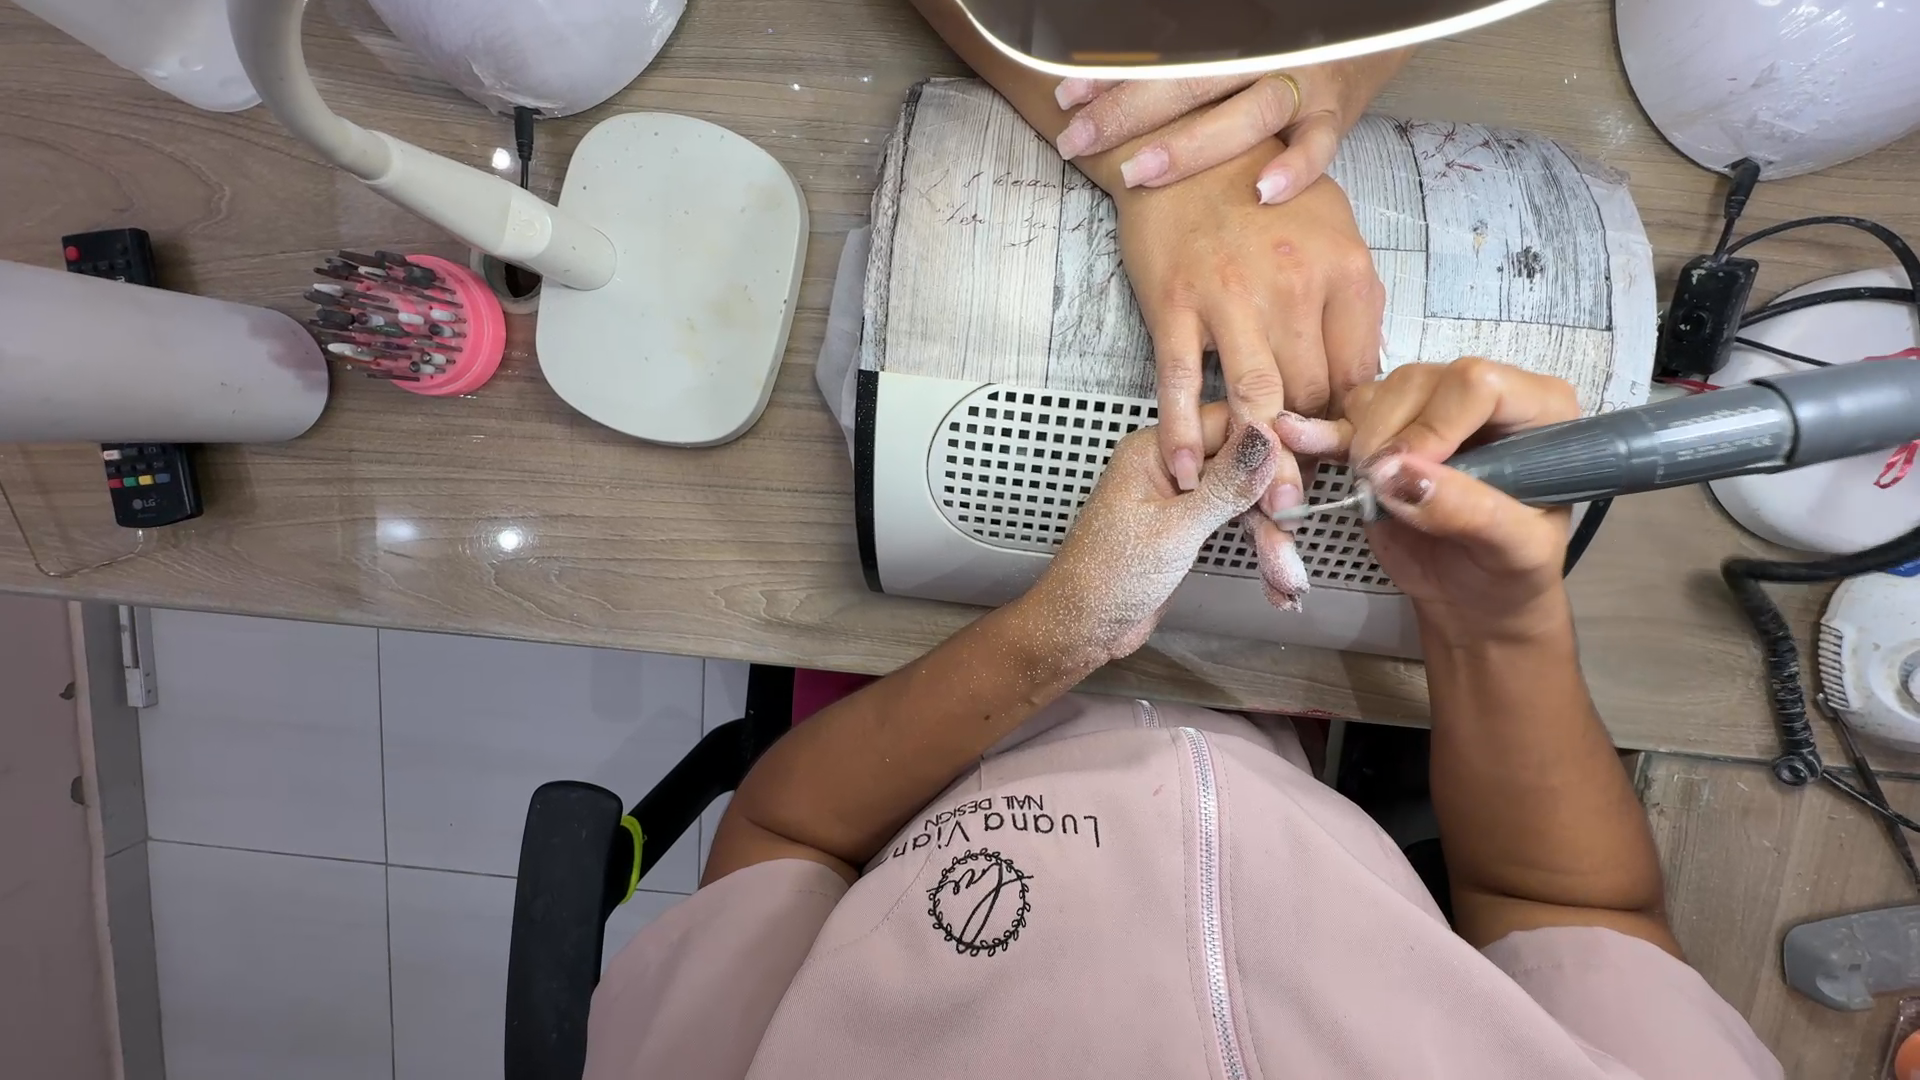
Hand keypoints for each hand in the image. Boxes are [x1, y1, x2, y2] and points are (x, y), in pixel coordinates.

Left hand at [1030, 417, 1282, 660]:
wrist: (1082, 628)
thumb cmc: (1109, 576)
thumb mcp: (1174, 530)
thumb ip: (1225, 486)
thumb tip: (1266, 436)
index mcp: (1153, 450)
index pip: (1226, 424)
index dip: (1266, 448)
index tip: (1294, 482)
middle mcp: (1167, 465)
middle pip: (1240, 464)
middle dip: (1269, 504)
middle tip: (1289, 534)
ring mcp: (1178, 497)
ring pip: (1242, 500)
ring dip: (1267, 538)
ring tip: (1287, 577)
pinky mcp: (1187, 528)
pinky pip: (1233, 525)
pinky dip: (1255, 552)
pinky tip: (1278, 583)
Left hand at [1054, 51, 1411, 204]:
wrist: (1356, 35)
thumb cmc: (1263, 56)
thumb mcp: (1218, 48)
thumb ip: (1170, 66)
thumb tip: (1091, 89)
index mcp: (1230, 32)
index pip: (1163, 51)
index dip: (1112, 75)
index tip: (1066, 100)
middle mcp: (1263, 52)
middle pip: (1193, 79)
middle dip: (1128, 113)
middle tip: (1077, 141)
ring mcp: (1301, 83)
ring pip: (1247, 112)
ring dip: (1192, 146)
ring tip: (1140, 173)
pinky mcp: (1332, 117)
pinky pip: (1318, 145)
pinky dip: (1296, 168)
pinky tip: (1262, 192)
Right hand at [1115, 158, 1382, 495]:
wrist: (1187, 152)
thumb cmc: (1261, 194)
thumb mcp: (1330, 232)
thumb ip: (1348, 305)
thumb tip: (1358, 380)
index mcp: (1342, 271)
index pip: (1355, 373)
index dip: (1348, 428)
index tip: (1339, 465)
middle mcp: (1292, 288)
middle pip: (1309, 393)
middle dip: (1309, 455)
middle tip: (1306, 505)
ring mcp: (1228, 300)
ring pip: (1255, 397)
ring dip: (1262, 461)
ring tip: (1267, 511)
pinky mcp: (1175, 309)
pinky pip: (1181, 382)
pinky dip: (1182, 432)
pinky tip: (1184, 471)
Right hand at [1273, 357, 1580, 640]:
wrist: (1468, 593)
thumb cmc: (1506, 570)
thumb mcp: (1511, 548)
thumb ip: (1465, 509)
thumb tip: (1392, 474)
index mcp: (1537, 410)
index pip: (1477, 385)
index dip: (1432, 426)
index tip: (1406, 478)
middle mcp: (1480, 398)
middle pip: (1418, 382)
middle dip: (1386, 435)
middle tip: (1377, 489)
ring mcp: (1427, 411)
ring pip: (1378, 395)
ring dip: (1357, 439)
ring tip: (1366, 487)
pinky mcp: (1384, 431)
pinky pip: (1347, 415)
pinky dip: (1323, 435)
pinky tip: (1302, 442)